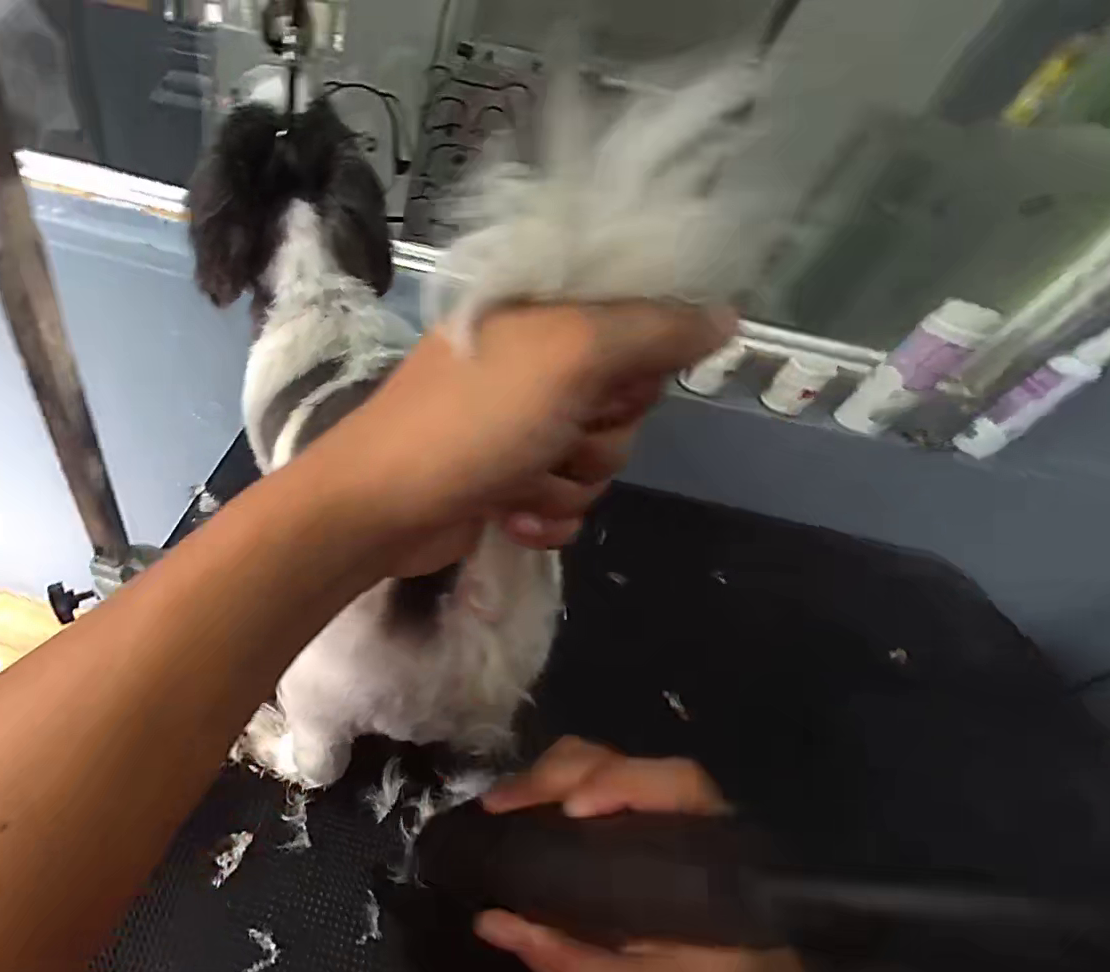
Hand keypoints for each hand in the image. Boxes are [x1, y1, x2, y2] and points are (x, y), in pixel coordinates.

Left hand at [306, 304, 733, 573]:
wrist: (384, 508)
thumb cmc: (472, 423)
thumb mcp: (570, 356)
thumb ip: (654, 331)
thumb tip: (726, 317)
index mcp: (550, 317)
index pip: (642, 329)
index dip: (638, 368)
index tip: (613, 385)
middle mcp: (539, 368)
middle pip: (626, 406)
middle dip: (596, 437)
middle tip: (552, 434)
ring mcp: (523, 429)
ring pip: (598, 464)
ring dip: (562, 485)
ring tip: (513, 482)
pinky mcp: (512, 483)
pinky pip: (567, 506)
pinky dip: (543, 518)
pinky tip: (507, 516)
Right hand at [471, 737, 779, 971]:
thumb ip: (567, 962)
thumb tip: (489, 920)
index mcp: (707, 850)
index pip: (676, 782)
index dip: (620, 781)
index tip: (572, 811)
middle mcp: (686, 816)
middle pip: (622, 760)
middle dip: (559, 772)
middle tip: (503, 803)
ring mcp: (660, 815)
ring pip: (605, 762)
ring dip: (552, 773)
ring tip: (506, 800)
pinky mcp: (640, 824)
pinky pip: (596, 783)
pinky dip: (557, 785)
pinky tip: (527, 806)